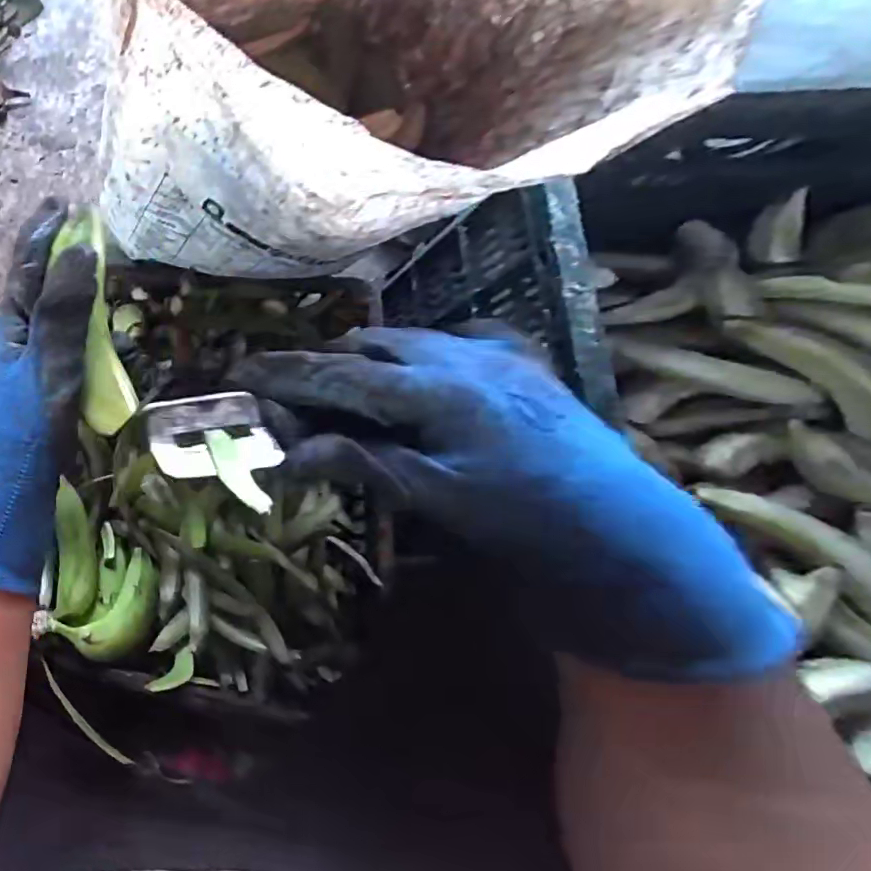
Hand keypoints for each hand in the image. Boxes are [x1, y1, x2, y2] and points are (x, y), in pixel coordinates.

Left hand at [0, 199, 95, 594]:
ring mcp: (33, 357)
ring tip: (95, 259)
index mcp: (11, 325)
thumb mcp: (49, 361)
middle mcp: (19, 335)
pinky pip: (68, 336)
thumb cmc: (32, 422)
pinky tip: (100, 319)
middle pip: (39, 282)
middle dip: (57, 250)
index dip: (42, 232)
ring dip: (72, 281)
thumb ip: (63, 308)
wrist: (23, 480)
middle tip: (83, 221)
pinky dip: (84, 319)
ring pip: (54, 307)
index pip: (26, 267)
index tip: (61, 202)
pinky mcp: (49, 378)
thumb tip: (80, 249)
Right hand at [230, 325, 798, 681]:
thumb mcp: (431, 496)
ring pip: (400, 338)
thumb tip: (285, 456)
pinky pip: (447, 339)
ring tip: (337, 386)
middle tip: (284, 391)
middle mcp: (460, 355)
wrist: (630, 533)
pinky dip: (412, 354)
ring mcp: (492, 351)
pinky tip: (408, 377)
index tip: (240, 372)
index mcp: (436, 391)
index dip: (284, 374)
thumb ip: (360, 462)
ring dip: (360, 358)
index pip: (338, 374)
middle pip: (362, 347)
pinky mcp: (516, 358)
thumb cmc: (524, 522)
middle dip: (317, 365)